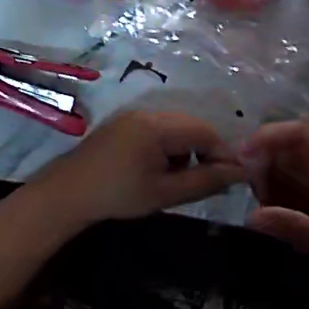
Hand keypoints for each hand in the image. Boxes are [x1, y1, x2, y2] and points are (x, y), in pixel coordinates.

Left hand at [36, 110, 242, 222]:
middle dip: (205, 151)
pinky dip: (167, 147)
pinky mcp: (122, 125)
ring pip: (174, 127)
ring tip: (179, 179)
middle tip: (207, 181)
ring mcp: (131, 116)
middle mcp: (145, 113)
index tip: (231, 180)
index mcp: (156, 126)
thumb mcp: (165, 192)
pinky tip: (158, 171)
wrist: (68, 192)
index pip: (205, 131)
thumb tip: (239, 174)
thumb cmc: (118, 195)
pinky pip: (156, 129)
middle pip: (190, 125)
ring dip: (186, 150)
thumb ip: (205, 181)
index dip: (223, 154)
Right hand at [241, 121, 308, 296]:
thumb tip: (250, 217)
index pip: (299, 133)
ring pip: (279, 165)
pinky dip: (269, 194)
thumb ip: (294, 228)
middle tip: (242, 187)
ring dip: (261, 179)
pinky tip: (266, 213)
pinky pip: (284, 184)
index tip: (244, 157)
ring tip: (254, 204)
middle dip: (258, 161)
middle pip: (282, 146)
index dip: (269, 136)